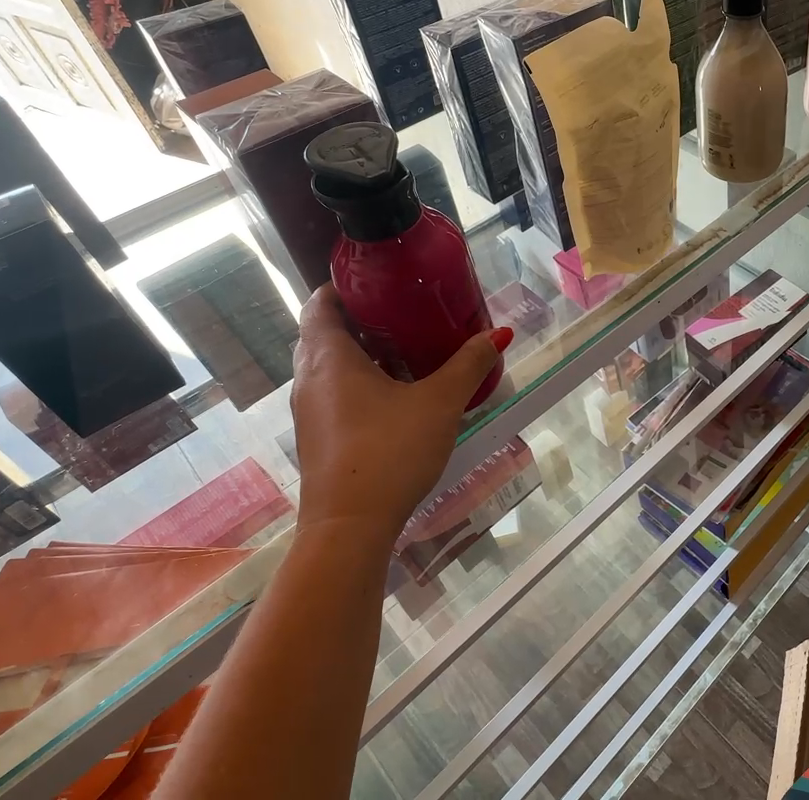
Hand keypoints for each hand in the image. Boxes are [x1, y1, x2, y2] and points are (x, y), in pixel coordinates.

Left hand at [289, 284, 510, 549]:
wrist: (350, 527)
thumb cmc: (390, 451)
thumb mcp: (439, 402)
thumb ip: (469, 364)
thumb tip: (500, 333)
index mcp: (329, 358)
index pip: (320, 304)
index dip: (344, 287)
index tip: (380, 282)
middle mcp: (309, 380)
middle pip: (324, 333)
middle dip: (359, 319)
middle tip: (402, 311)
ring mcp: (309, 412)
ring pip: (329, 366)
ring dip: (360, 352)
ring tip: (405, 348)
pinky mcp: (318, 438)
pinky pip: (333, 393)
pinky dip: (358, 381)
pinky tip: (396, 394)